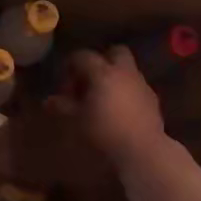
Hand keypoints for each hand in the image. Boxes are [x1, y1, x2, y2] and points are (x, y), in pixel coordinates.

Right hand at [53, 46, 166, 167]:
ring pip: (127, 69)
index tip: (64, 82)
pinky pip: (136, 87)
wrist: (141, 148)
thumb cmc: (103, 131)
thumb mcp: (76, 121)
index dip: (70, 65)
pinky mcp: (152, 99)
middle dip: (101, 62)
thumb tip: (48, 101)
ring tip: (103, 99)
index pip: (83, 56)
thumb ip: (62, 107)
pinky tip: (119, 111)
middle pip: (115, 52)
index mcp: (103, 73)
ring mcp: (141, 84)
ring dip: (114, 77)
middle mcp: (124, 72)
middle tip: (89, 82)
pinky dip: (126, 92)